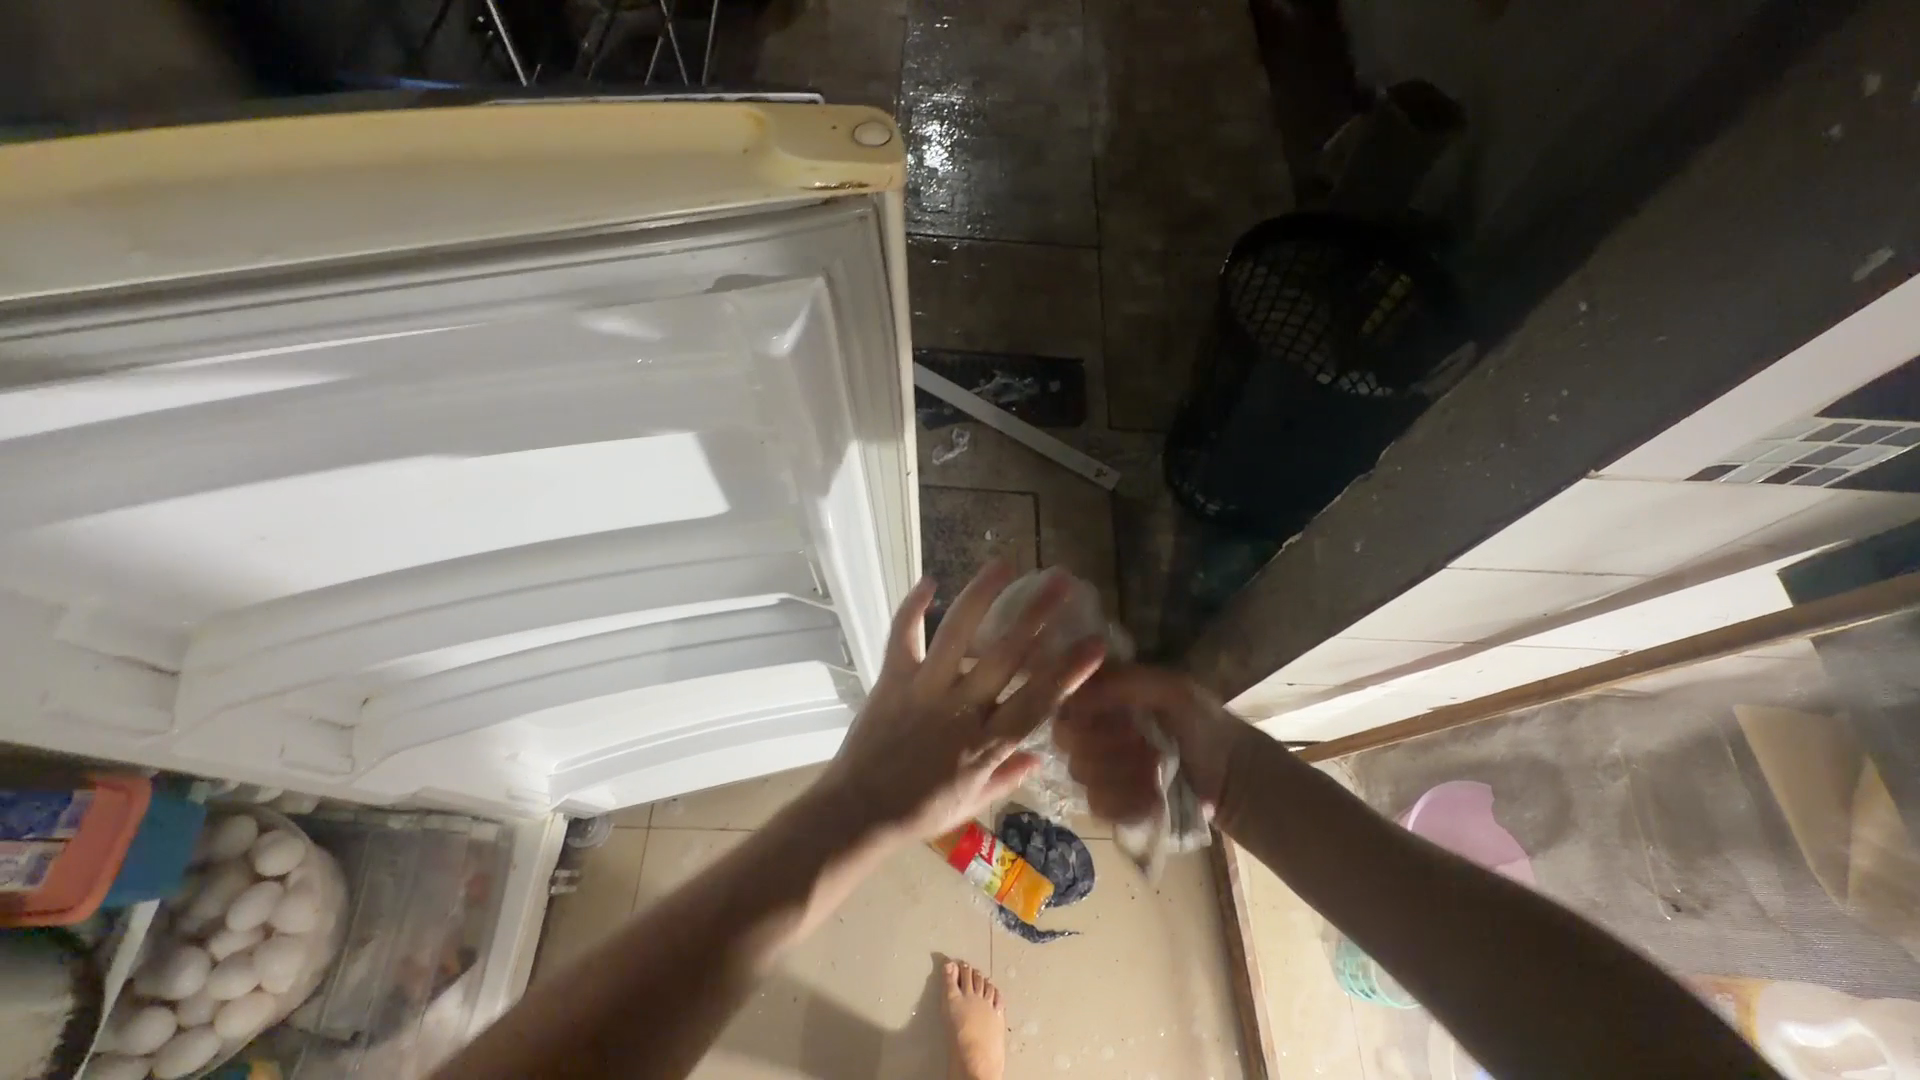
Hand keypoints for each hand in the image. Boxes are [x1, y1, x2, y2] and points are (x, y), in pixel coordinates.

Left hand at [818, 561, 1107, 842]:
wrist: (857, 813)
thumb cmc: (919, 813)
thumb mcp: (972, 804)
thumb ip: (1007, 777)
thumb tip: (1039, 756)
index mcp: (987, 743)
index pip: (1038, 701)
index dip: (1069, 671)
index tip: (1096, 643)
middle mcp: (961, 709)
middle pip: (1005, 655)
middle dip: (1036, 615)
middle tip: (1060, 582)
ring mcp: (924, 689)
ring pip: (956, 633)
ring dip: (981, 595)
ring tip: (1003, 564)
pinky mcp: (892, 679)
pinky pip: (902, 635)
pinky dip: (913, 607)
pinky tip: (930, 580)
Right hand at [1054, 664, 1253, 826]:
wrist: (1233, 775)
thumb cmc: (1205, 724)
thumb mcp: (1173, 690)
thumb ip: (1127, 682)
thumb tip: (1081, 689)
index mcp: (1103, 700)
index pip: (1064, 702)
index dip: (1081, 711)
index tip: (1117, 718)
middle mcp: (1094, 732)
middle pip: (1066, 740)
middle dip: (1106, 744)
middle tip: (1142, 744)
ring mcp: (1101, 770)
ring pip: (1081, 773)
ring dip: (1120, 772)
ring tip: (1155, 769)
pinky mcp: (1112, 805)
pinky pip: (1097, 805)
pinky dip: (1126, 801)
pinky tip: (1152, 796)